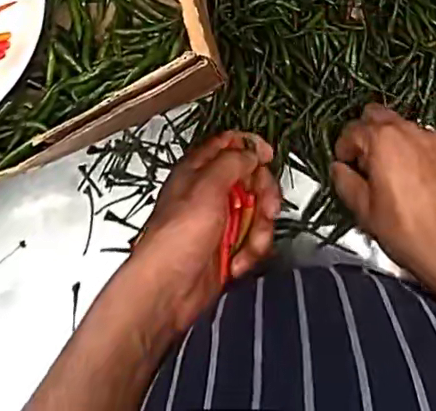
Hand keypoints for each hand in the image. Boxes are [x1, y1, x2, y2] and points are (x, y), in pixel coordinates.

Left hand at [119, 131, 280, 334]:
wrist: (168, 292)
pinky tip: (237, 263)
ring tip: (249, 246)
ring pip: (258, 210)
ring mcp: (221, 220)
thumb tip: (253, 151)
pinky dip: (251, 251)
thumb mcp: (207, 187)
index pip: (229, 143)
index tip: (268, 156)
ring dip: (260, 229)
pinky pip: (254, 238)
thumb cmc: (179, 236)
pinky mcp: (229, 246)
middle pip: (252, 177)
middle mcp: (211, 191)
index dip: (251, 146)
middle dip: (264, 194)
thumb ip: (233, 161)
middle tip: (267, 208)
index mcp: (199, 169)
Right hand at [330, 105, 435, 290]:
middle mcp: (406, 130)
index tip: (343, 165)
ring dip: (388, 138)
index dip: (343, 148)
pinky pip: (421, 139)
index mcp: (381, 139)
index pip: (352, 130)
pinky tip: (411, 175)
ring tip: (387, 169)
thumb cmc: (405, 230)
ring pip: (400, 125)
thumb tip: (339, 169)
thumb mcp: (364, 210)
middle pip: (376, 115)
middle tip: (362, 161)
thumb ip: (345, 182)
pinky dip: (410, 148)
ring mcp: (429, 139)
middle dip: (365, 133)